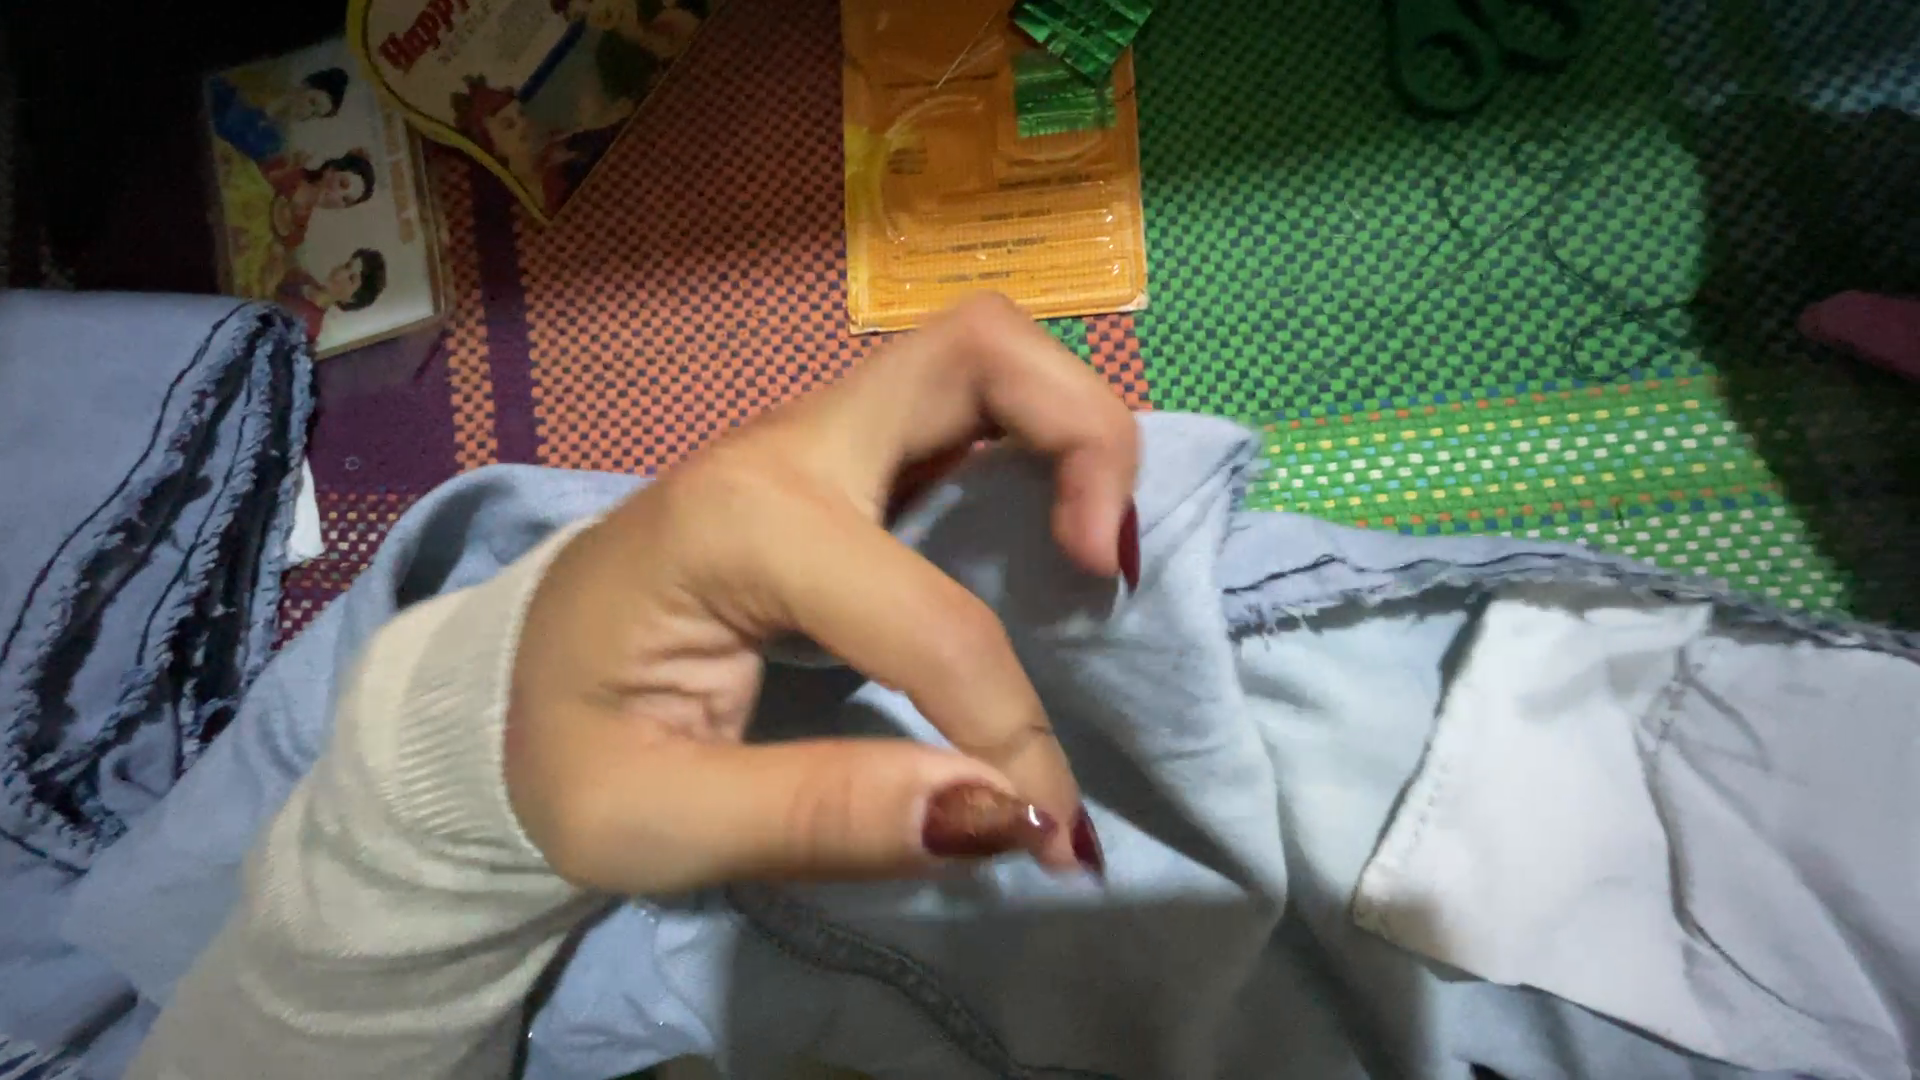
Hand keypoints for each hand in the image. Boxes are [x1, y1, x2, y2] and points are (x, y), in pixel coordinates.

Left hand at [506, 294, 1139, 892]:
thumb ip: (819, 821)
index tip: (1044, 825)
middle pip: (976, 351)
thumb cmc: (569, 747)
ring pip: (982, 356)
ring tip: (1092, 545)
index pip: (926, 621)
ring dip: (1071, 429)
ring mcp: (818, 438)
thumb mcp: (648, 826)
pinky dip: (1035, 445)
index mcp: (736, 525)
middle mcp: (788, 447)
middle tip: (1102, 565)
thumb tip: (996, 813)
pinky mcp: (842, 462)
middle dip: (1085, 437)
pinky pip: (965, 410)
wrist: (518, 677)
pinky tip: (1047, 527)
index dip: (1008, 725)